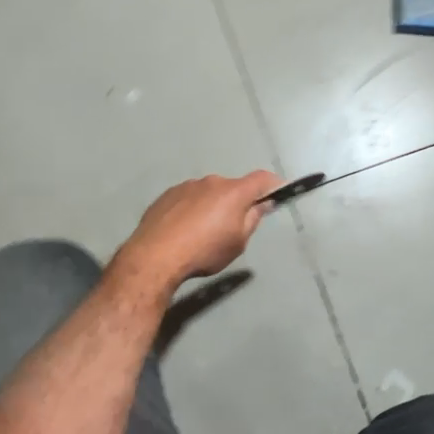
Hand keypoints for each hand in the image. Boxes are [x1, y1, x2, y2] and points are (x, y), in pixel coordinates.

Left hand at [113, 171, 282, 288]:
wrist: (156, 255)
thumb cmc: (204, 251)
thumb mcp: (237, 243)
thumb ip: (252, 220)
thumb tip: (261, 204)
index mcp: (233, 192)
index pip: (261, 178)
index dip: (273, 184)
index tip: (278, 191)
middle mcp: (211, 182)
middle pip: (232, 187)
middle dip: (236, 202)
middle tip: (231, 226)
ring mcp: (186, 186)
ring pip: (208, 193)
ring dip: (211, 205)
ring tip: (201, 232)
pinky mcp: (167, 195)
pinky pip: (187, 199)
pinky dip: (191, 209)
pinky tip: (183, 230)